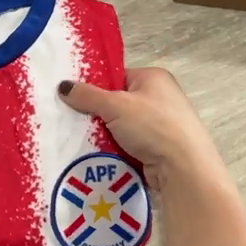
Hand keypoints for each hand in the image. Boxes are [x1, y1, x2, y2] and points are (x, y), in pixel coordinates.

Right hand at [60, 68, 223, 191]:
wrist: (183, 167)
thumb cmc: (151, 126)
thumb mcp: (115, 105)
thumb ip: (87, 95)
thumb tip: (63, 86)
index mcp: (154, 77)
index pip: (117, 77)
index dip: (96, 87)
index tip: (75, 99)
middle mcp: (160, 97)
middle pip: (118, 102)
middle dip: (98, 113)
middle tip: (75, 122)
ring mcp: (162, 123)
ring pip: (122, 125)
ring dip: (105, 133)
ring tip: (83, 140)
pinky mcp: (160, 147)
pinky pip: (130, 143)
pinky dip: (116, 148)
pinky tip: (101, 154)